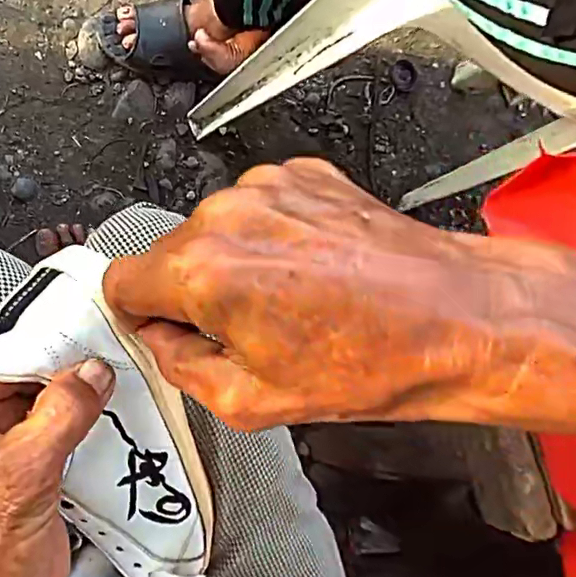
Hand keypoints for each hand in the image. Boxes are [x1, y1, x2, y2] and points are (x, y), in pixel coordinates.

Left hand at [0, 362, 113, 576]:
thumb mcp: (22, 477)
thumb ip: (57, 419)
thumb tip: (88, 375)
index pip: (4, 363)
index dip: (44, 349)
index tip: (82, 338)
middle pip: (32, 380)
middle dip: (69, 371)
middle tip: (106, 359)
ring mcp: (16, 449)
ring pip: (53, 404)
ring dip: (83, 397)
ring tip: (112, 383)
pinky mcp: (43, 467)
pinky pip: (69, 430)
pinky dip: (90, 423)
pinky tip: (110, 417)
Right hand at [103, 157, 556, 429]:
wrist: (456, 318)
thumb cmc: (371, 359)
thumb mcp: (248, 400)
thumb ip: (177, 366)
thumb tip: (159, 339)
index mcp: (204, 274)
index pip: (119, 281)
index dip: (136, 313)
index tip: (159, 326)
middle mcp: (225, 218)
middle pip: (162, 256)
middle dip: (184, 293)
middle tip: (235, 327)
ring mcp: (265, 189)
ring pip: (206, 233)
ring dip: (225, 265)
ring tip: (280, 299)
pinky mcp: (298, 175)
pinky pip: (249, 211)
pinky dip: (261, 239)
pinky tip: (301, 271)